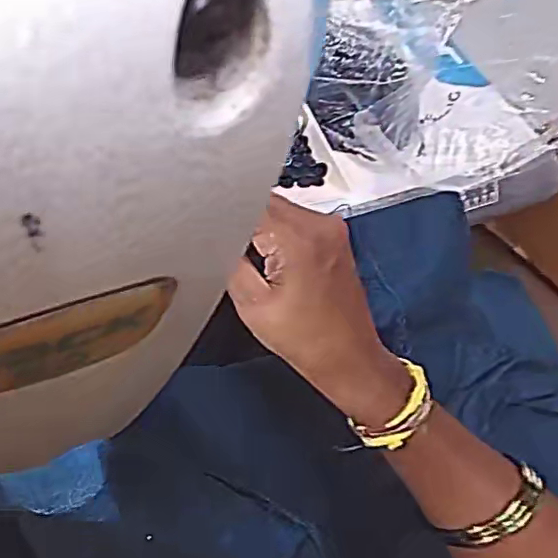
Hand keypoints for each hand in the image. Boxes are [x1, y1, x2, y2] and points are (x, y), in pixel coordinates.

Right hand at [228, 196, 410, 419]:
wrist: (345, 356)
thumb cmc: (307, 339)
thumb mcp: (250, 303)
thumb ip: (230, 261)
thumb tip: (216, 238)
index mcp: (299, 239)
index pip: (248, 203)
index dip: (224, 216)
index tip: (212, 232)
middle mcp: (322, 226)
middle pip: (265, 201)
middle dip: (242, 222)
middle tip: (231, 253)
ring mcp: (333, 229)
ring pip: (279, 209)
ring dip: (261, 229)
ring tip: (257, 264)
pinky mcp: (335, 238)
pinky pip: (295, 222)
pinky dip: (278, 236)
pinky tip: (274, 263)